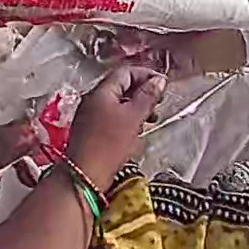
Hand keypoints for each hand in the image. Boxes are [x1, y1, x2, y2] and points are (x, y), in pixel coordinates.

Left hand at [67, 65, 164, 186]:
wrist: (85, 175)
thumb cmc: (109, 144)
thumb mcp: (133, 117)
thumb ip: (147, 97)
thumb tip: (159, 80)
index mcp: (101, 91)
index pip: (125, 72)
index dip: (146, 75)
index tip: (163, 85)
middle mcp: (93, 99)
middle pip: (121, 87)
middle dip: (142, 93)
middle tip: (158, 105)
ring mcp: (90, 115)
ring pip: (118, 104)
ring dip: (136, 109)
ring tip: (150, 120)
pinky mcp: (91, 131)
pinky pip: (112, 119)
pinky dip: (127, 121)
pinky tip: (135, 134)